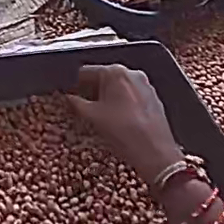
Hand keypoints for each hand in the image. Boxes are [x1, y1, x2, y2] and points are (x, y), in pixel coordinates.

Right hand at [66, 64, 183, 184]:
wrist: (155, 152)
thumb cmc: (124, 132)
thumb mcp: (92, 117)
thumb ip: (76, 103)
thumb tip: (68, 98)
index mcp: (115, 72)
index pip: (87, 71)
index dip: (75, 84)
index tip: (69, 95)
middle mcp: (132, 74)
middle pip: (104, 78)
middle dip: (91, 91)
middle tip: (82, 108)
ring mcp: (145, 86)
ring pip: (118, 87)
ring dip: (107, 99)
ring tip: (99, 117)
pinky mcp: (153, 99)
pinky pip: (131, 96)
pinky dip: (121, 105)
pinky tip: (117, 121)